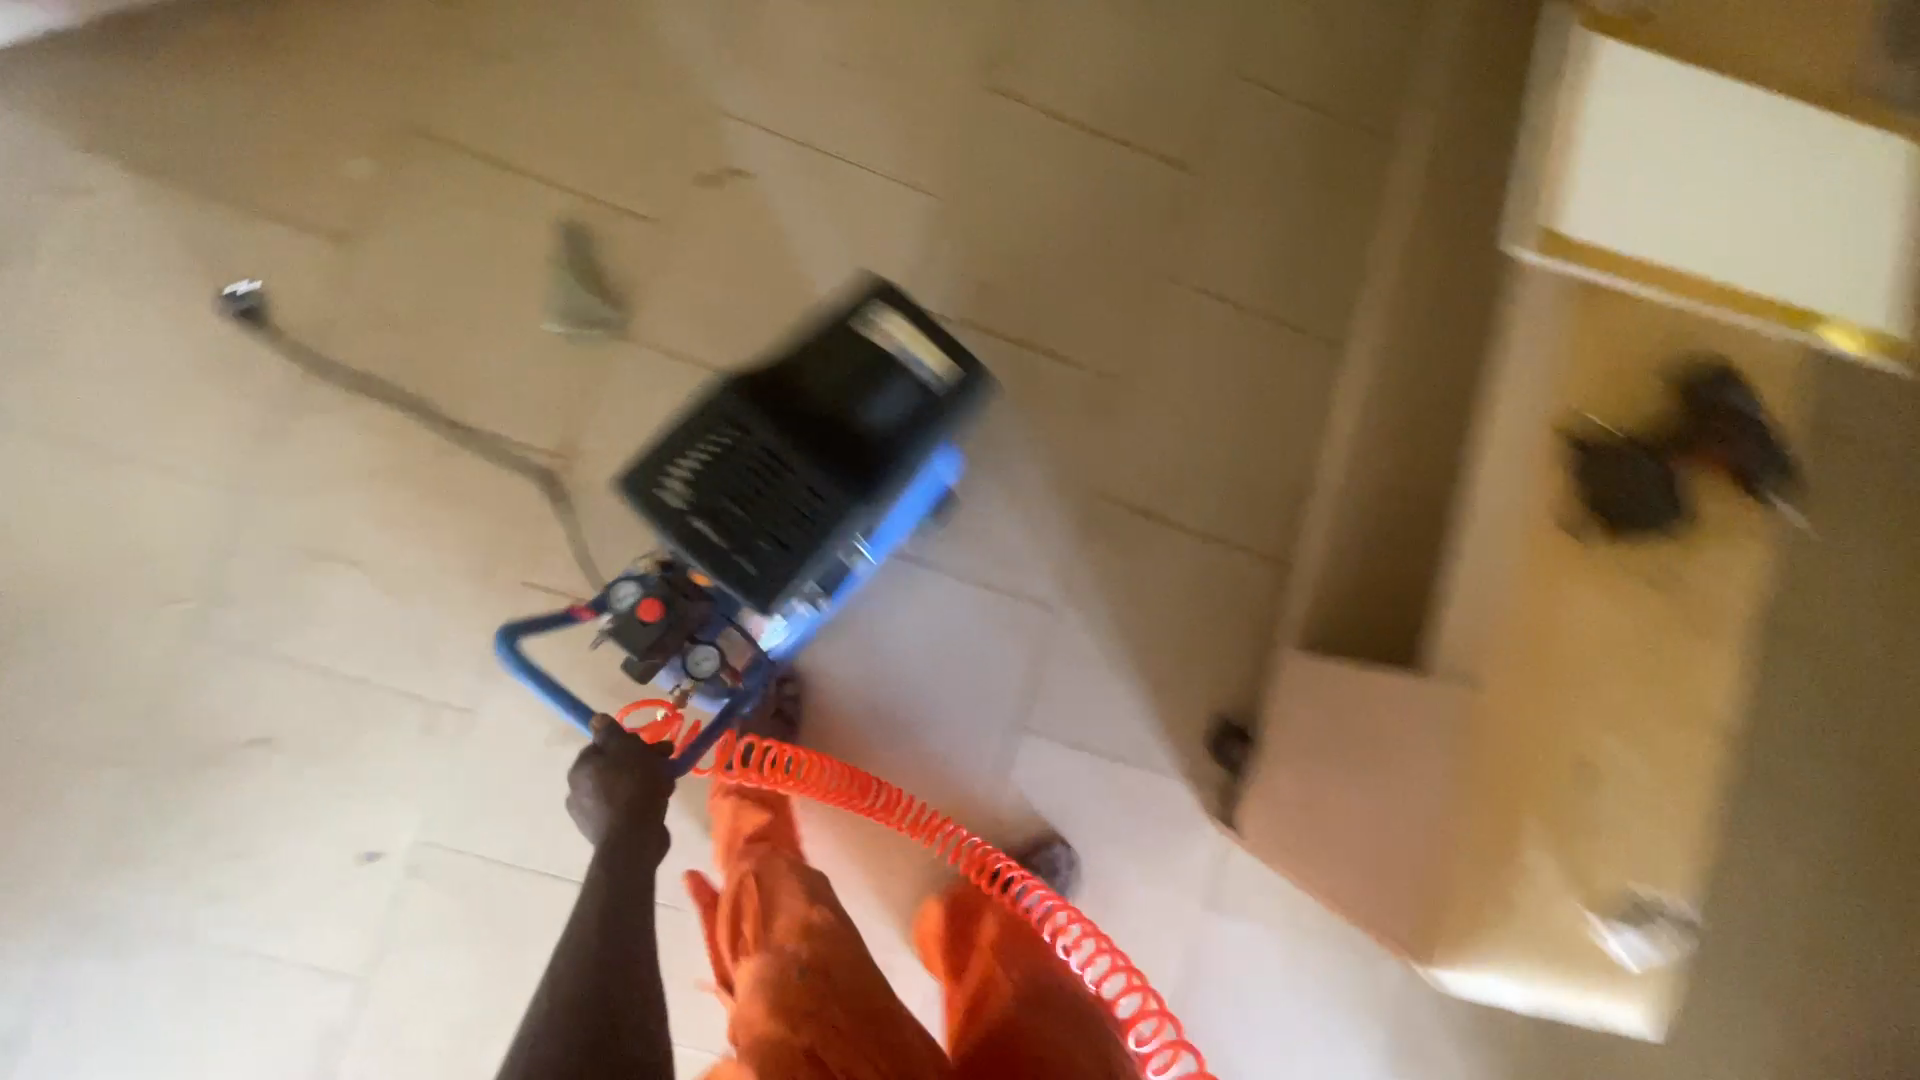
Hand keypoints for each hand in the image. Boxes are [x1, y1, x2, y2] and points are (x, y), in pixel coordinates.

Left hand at [566, 715, 676, 849]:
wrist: (633, 839)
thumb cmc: (633, 786)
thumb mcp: (626, 749)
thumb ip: (610, 732)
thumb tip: (595, 718)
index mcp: (581, 767)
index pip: (604, 745)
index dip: (630, 742)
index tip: (652, 745)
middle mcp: (577, 789)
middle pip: (614, 765)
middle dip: (642, 760)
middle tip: (667, 760)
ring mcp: (588, 813)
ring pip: (621, 786)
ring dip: (644, 780)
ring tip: (667, 784)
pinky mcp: (602, 831)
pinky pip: (623, 806)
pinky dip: (639, 801)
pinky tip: (657, 803)